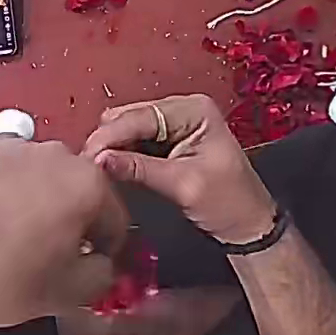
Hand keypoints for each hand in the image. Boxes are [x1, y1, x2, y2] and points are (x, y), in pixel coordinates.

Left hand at [0, 138, 129, 331]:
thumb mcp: (69, 292)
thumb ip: (104, 276)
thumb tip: (104, 267)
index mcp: (88, 183)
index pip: (118, 218)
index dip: (109, 248)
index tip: (96, 262)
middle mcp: (58, 156)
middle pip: (85, 191)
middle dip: (78, 222)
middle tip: (60, 257)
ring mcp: (21, 150)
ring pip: (51, 181)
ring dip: (48, 205)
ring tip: (24, 244)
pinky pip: (18, 174)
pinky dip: (16, 193)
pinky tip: (0, 225)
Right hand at [83, 94, 277, 245]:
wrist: (249, 226)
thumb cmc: (227, 203)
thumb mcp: (184, 185)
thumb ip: (140, 169)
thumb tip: (98, 160)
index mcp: (194, 109)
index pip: (142, 116)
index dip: (111, 135)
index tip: (86, 156)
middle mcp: (182, 108)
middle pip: (131, 116)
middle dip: (108, 139)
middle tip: (86, 166)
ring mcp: (174, 123)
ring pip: (129, 127)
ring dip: (112, 146)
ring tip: (93, 168)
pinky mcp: (167, 140)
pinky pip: (135, 140)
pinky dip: (121, 152)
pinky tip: (108, 167)